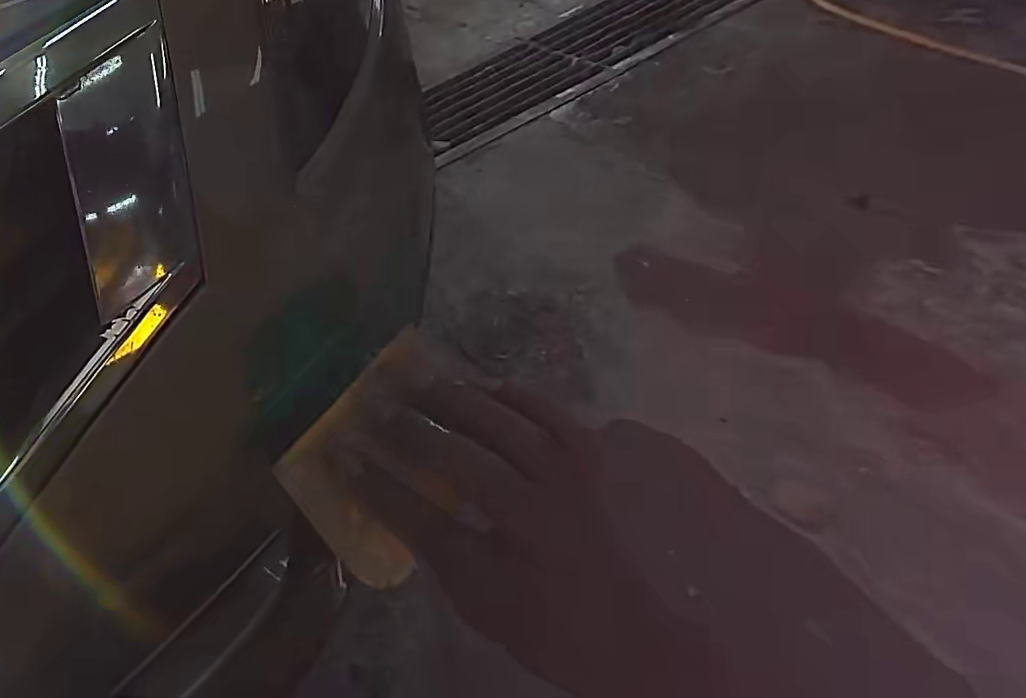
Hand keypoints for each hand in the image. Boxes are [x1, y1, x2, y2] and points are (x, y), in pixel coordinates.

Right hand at [337, 380, 723, 697]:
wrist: (686, 643)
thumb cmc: (574, 630)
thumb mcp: (493, 605)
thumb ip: (435, 547)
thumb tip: (384, 494)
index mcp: (521, 536)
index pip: (423, 502)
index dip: (375, 476)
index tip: (339, 451)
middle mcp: (550, 490)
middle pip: (458, 443)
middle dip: (405, 422)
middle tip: (372, 401)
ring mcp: (585, 463)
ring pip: (499, 412)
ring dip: (448, 396)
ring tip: (415, 382)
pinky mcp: (611, 450)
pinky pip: (548, 407)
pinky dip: (508, 394)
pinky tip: (485, 392)